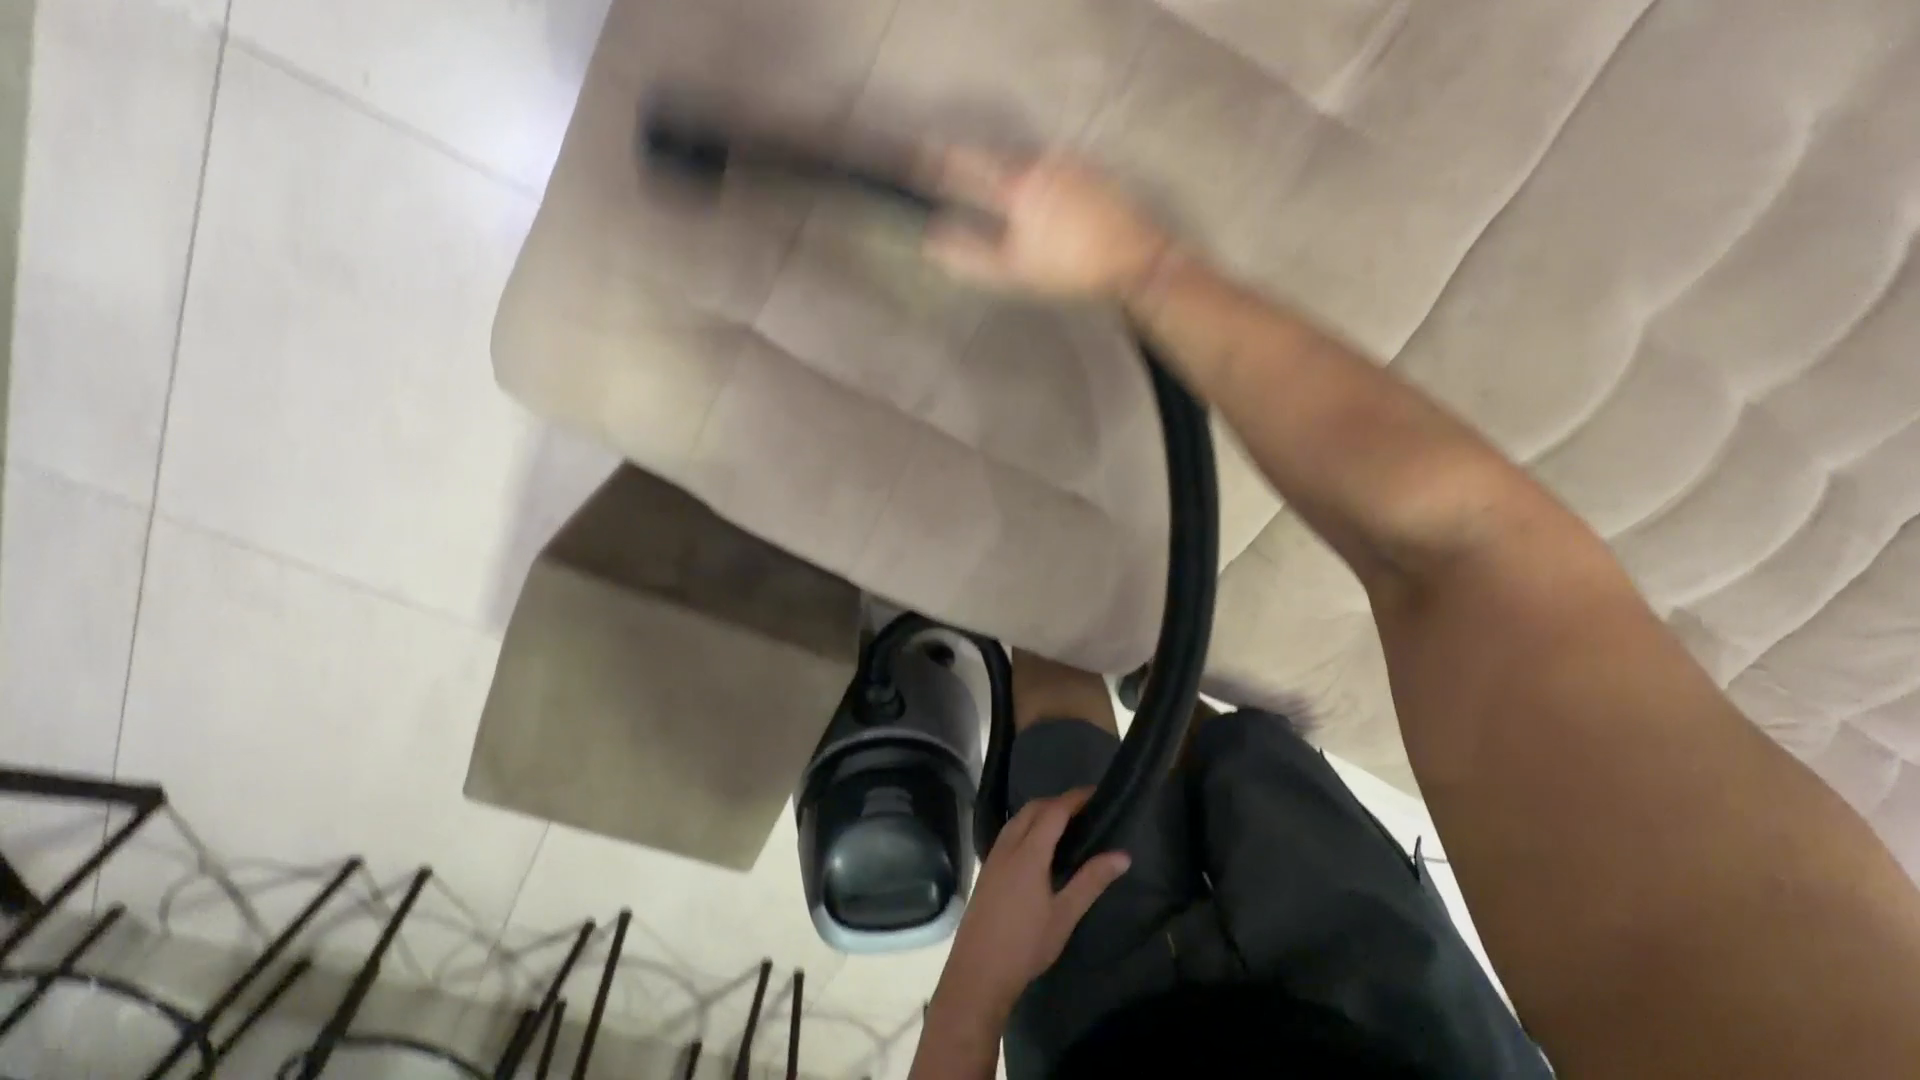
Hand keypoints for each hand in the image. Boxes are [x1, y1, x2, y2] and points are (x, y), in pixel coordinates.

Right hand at [921, 148, 1174, 299]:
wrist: (1136, 260)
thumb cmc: (1070, 270)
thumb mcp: (1013, 270)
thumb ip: (969, 254)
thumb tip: (931, 241)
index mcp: (1016, 185)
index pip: (965, 166)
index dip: (937, 163)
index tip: (917, 159)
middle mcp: (1041, 162)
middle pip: (996, 159)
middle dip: (975, 168)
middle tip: (957, 177)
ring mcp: (1069, 162)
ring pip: (1025, 163)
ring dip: (1008, 175)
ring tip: (1000, 196)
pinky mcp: (1091, 169)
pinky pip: (1051, 168)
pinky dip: (1037, 179)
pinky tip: (1039, 201)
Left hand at [933, 789, 1131, 1020]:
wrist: (978, 973)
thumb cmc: (1025, 945)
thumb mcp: (1065, 914)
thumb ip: (1092, 880)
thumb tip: (1123, 855)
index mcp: (1028, 853)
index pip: (1053, 811)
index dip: (1074, 798)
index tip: (1096, 793)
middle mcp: (1007, 848)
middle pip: (1031, 810)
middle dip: (1056, 802)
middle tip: (1084, 810)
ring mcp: (992, 859)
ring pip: (1016, 821)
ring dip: (1039, 814)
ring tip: (1064, 826)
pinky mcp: (985, 873)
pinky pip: (1007, 836)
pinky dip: (1026, 828)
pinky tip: (1038, 848)